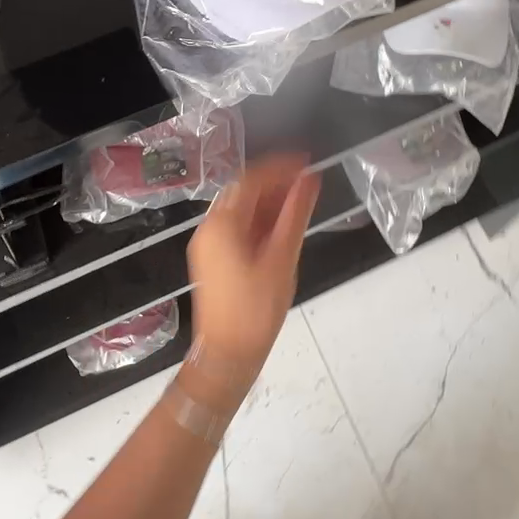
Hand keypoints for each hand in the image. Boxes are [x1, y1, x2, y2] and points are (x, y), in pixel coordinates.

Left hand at [183, 154, 321, 399]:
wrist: (227, 356)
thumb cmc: (256, 310)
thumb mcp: (282, 259)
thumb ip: (296, 214)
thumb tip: (309, 180)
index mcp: (222, 224)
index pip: (251, 178)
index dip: (280, 166)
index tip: (307, 162)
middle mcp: (209, 228)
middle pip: (244, 192)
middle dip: (276, 183)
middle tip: (307, 182)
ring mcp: (209, 244)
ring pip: (241, 209)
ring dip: (269, 201)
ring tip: (301, 202)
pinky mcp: (214, 259)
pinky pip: (237, 227)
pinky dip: (260, 221)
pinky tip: (283, 227)